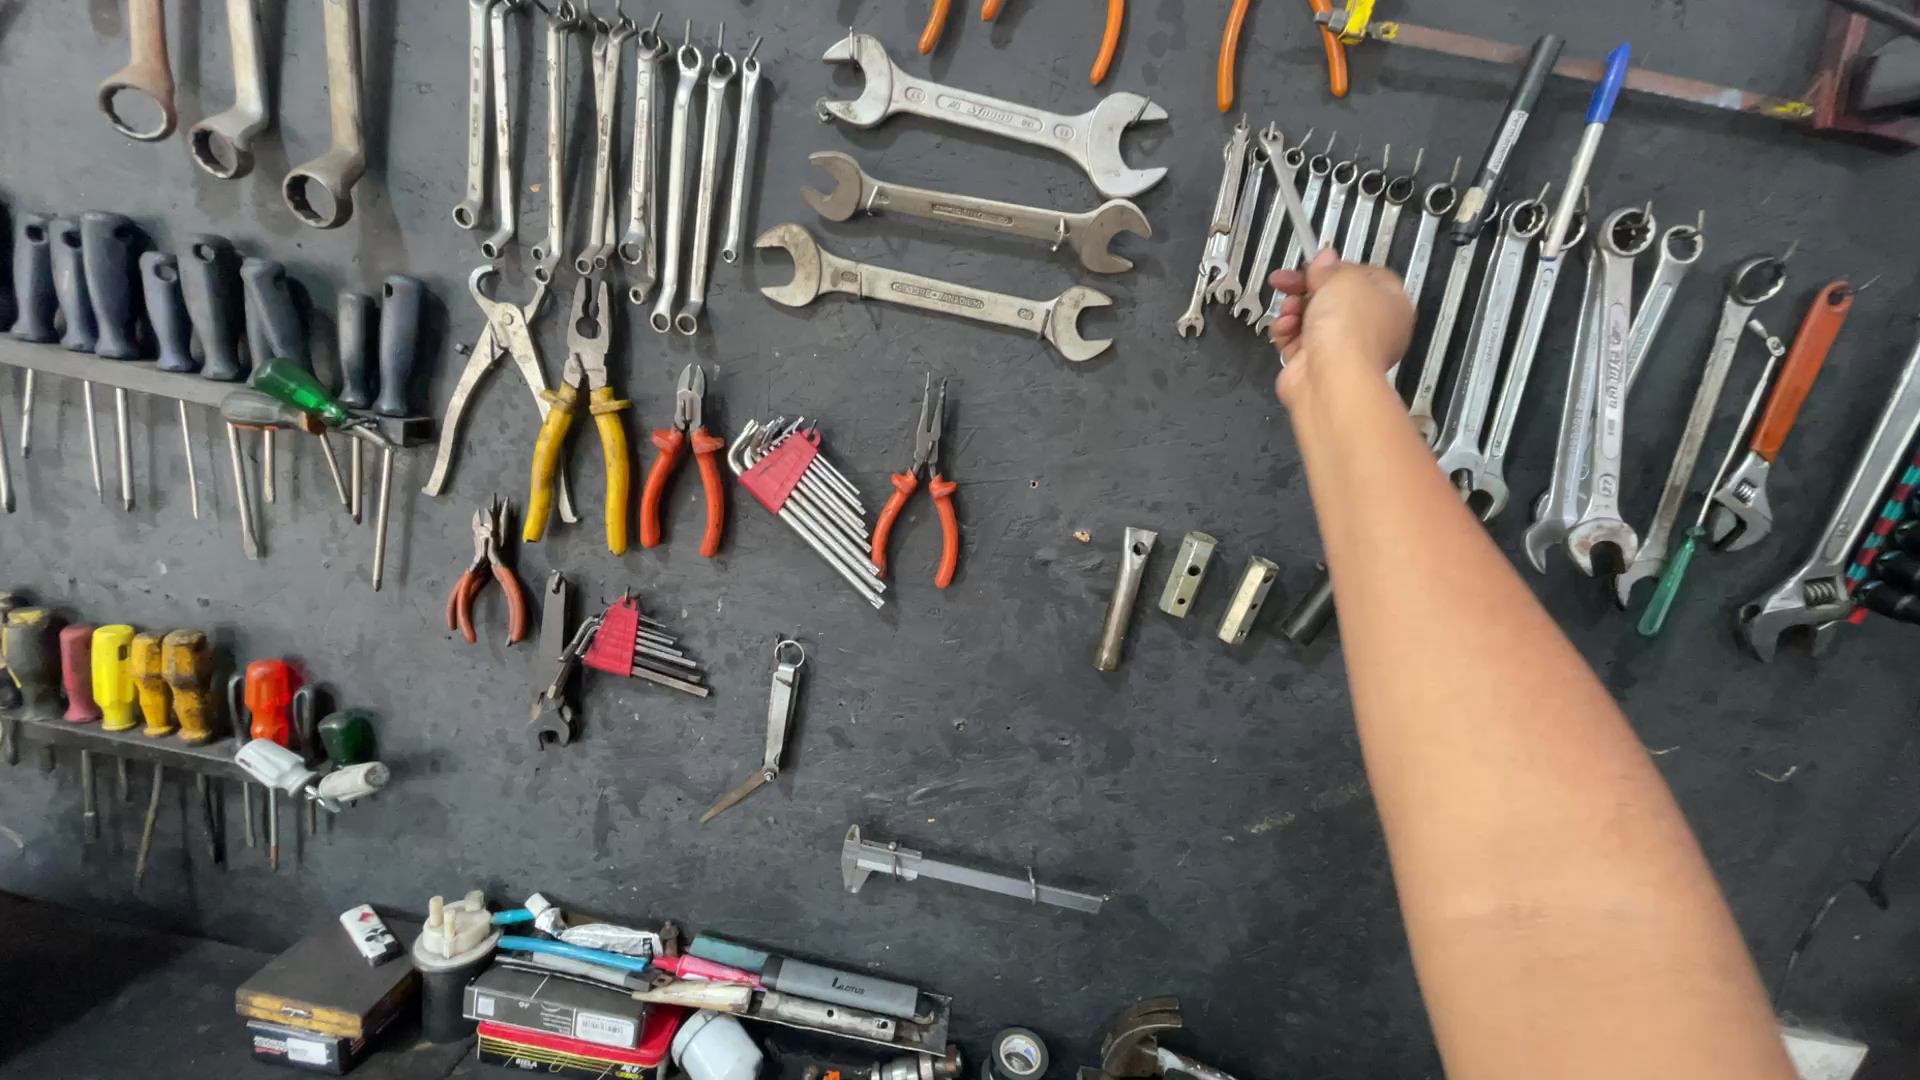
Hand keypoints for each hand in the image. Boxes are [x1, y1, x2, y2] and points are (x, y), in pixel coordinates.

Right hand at [1267, 249, 1414, 404]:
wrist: (1330, 377)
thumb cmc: (1349, 325)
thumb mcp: (1343, 279)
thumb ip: (1331, 267)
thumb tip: (1324, 259)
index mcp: (1390, 303)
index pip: (1363, 277)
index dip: (1336, 268)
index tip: (1314, 264)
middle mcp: (1368, 327)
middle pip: (1331, 297)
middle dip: (1304, 289)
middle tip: (1283, 281)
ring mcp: (1340, 348)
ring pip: (1310, 318)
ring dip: (1293, 310)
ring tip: (1288, 311)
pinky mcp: (1313, 364)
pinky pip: (1295, 341)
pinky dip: (1286, 332)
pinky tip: (1282, 329)